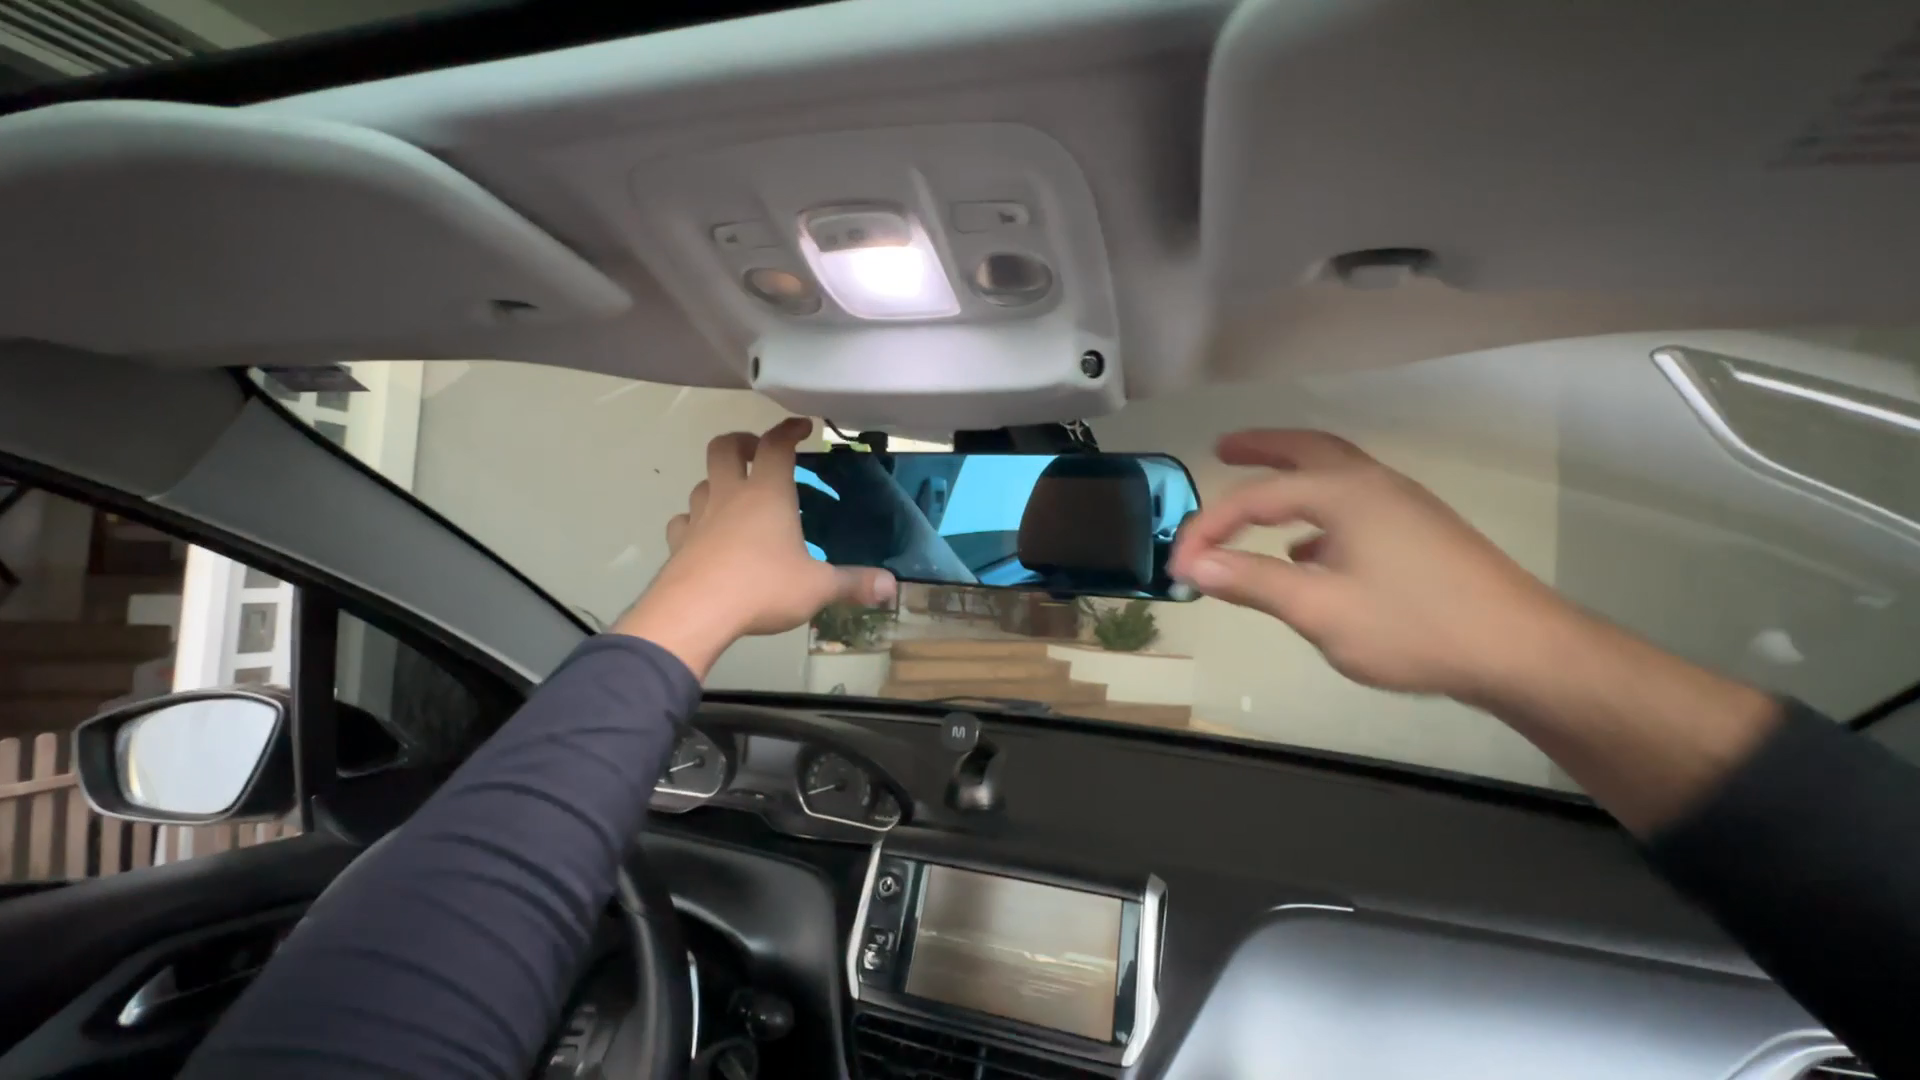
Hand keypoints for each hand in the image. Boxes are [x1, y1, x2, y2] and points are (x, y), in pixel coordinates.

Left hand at [614, 418, 895, 677]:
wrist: (695, 612)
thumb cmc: (762, 588)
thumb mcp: (818, 587)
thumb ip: (853, 583)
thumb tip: (890, 585)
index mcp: (767, 494)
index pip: (776, 445)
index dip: (789, 430)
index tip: (802, 427)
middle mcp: (730, 495)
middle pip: (725, 447)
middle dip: (742, 441)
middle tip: (757, 451)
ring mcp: (699, 517)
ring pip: (702, 482)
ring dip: (719, 481)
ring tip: (735, 497)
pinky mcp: (678, 543)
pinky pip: (684, 520)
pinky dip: (694, 520)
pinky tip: (705, 535)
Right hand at [1166, 430, 1574, 702]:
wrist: (1522, 651)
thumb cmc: (1415, 628)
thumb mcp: (1321, 610)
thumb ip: (1253, 582)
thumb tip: (1194, 565)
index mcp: (1345, 494)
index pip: (1255, 498)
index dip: (1209, 528)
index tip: (1178, 565)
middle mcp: (1373, 485)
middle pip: (1306, 451)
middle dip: (1260, 448)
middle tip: (1222, 449)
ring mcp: (1402, 506)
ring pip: (1333, 475)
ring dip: (1290, 477)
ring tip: (1256, 498)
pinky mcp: (1419, 531)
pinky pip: (1353, 504)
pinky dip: (1317, 513)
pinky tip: (1307, 552)